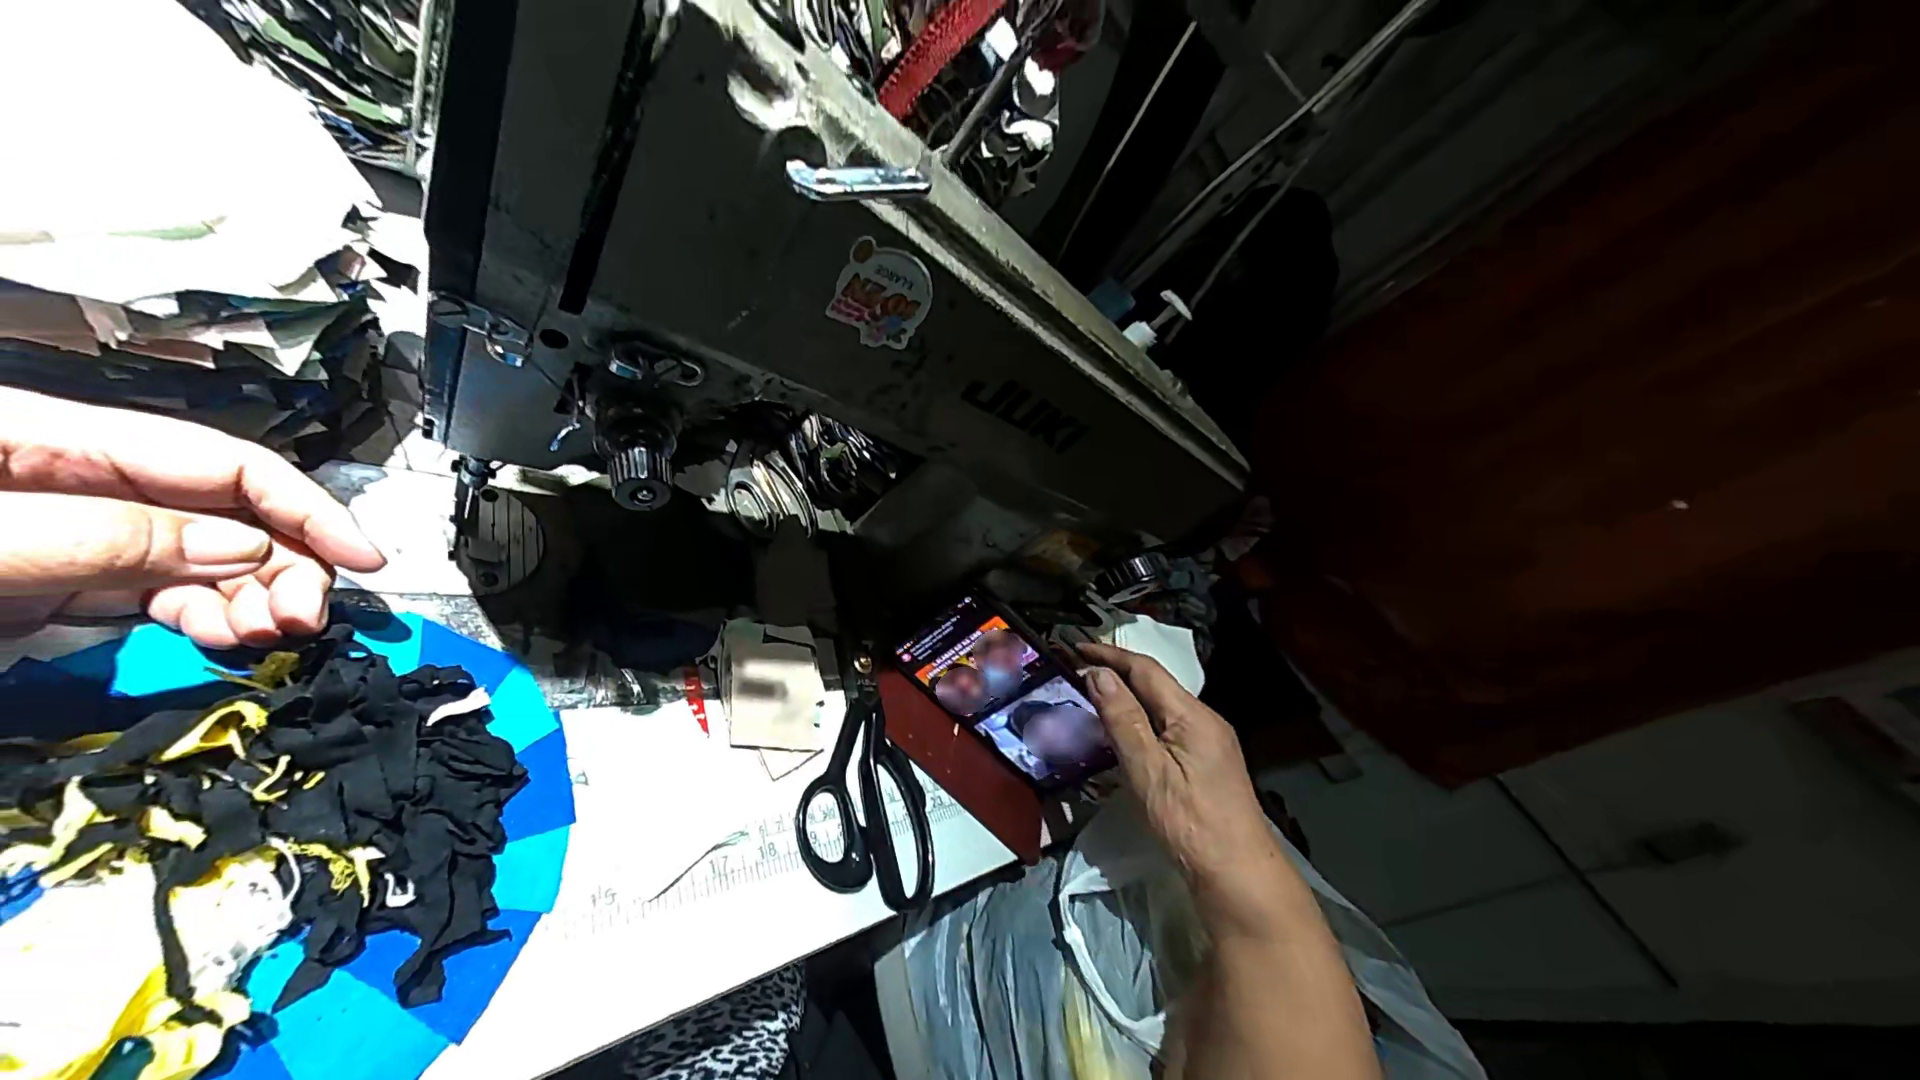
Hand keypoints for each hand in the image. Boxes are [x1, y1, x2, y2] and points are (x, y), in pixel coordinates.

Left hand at [0, 388, 385, 647]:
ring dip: (258, 598)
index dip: (311, 509)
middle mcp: (81, 480)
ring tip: (265, 631)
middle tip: (302, 615)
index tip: (363, 556)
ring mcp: (76, 528)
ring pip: (214, 556)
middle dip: (290, 567)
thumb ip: (107, 537)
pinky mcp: (64, 572)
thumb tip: (241, 547)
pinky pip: (168, 588)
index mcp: (52, 438)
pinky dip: (210, 615)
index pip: (231, 463)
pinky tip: (223, 633)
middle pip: (236, 513)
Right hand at [1078, 642, 1296, 936]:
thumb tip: (1099, 673)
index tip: (1076, 647)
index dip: (1110, 655)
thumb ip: (1123, 719)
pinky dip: (1140, 717)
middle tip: (1078, 669)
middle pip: (1156, 682)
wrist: (1238, 875)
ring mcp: (1209, 741)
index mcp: (1192, 715)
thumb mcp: (1148, 770)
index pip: (1146, 669)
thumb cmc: (1189, 823)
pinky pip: (1167, 724)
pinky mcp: (1207, 761)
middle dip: (1117, 670)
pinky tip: (1122, 729)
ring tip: (1092, 694)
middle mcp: (1205, 719)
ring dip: (1127, 694)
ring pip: (1161, 704)